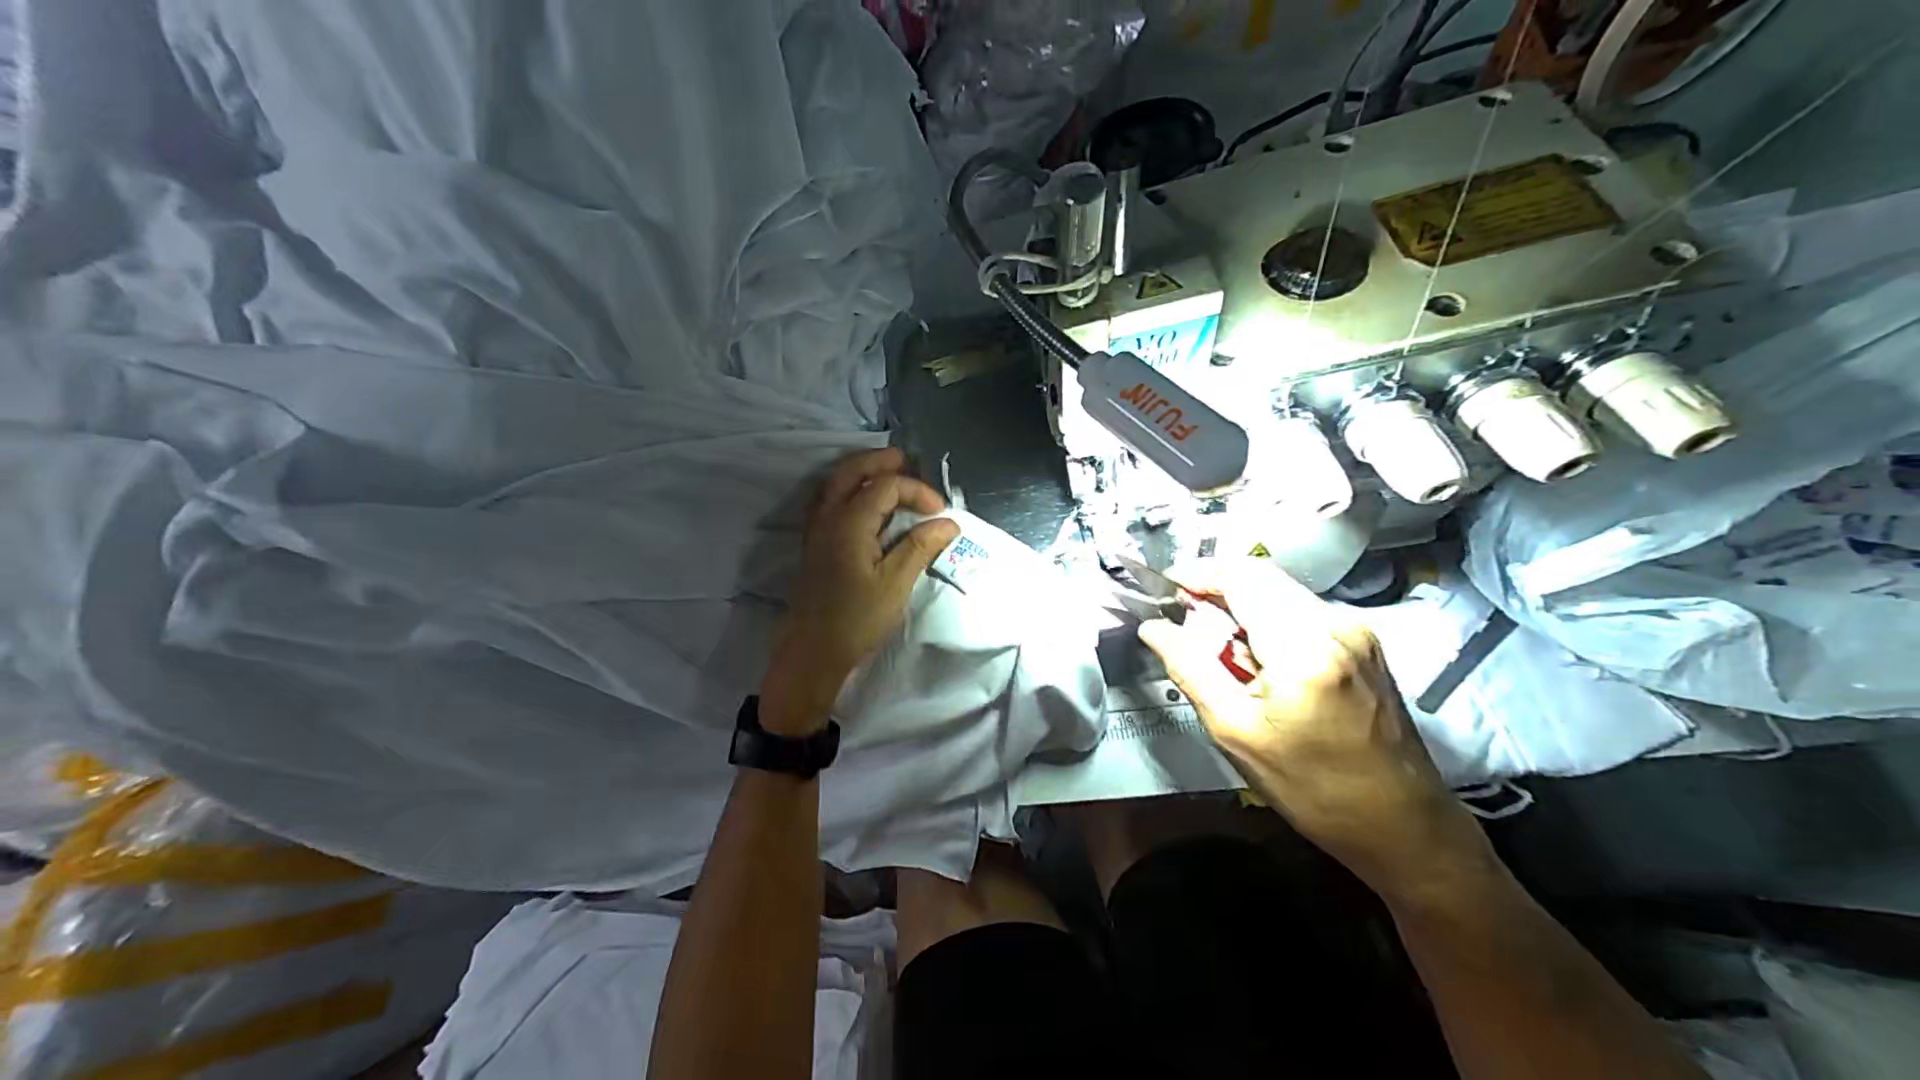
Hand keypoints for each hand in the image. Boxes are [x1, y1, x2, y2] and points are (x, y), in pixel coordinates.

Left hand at [761, 448, 960, 734]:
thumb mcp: (895, 584)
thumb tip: (949, 522)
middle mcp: (827, 519)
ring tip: (887, 475)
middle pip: (851, 472)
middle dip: (879, 462)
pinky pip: (828, 502)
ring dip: (861, 473)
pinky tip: (863, 506)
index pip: (885, 487)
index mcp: (848, 523)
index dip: (917, 491)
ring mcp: (816, 532)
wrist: (812, 654)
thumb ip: (920, 547)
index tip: (941, 512)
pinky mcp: (814, 547)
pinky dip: (847, 491)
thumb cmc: (856, 620)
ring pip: (834, 484)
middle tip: (906, 461)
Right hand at [1136, 559, 1492, 901]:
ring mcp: (1356, 630)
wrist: (1402, 824)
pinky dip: (1268, 618)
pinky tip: (1255, 656)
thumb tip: (1153, 628)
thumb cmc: (1313, 788)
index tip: (1165, 588)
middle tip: (1184, 617)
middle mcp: (1336, 624)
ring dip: (1242, 604)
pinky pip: (1302, 609)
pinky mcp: (1364, 642)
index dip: (1197, 575)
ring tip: (1217, 644)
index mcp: (1304, 647)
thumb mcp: (1236, 732)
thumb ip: (1191, 668)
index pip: (1241, 578)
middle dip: (1217, 588)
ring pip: (1281, 590)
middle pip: (1262, 576)